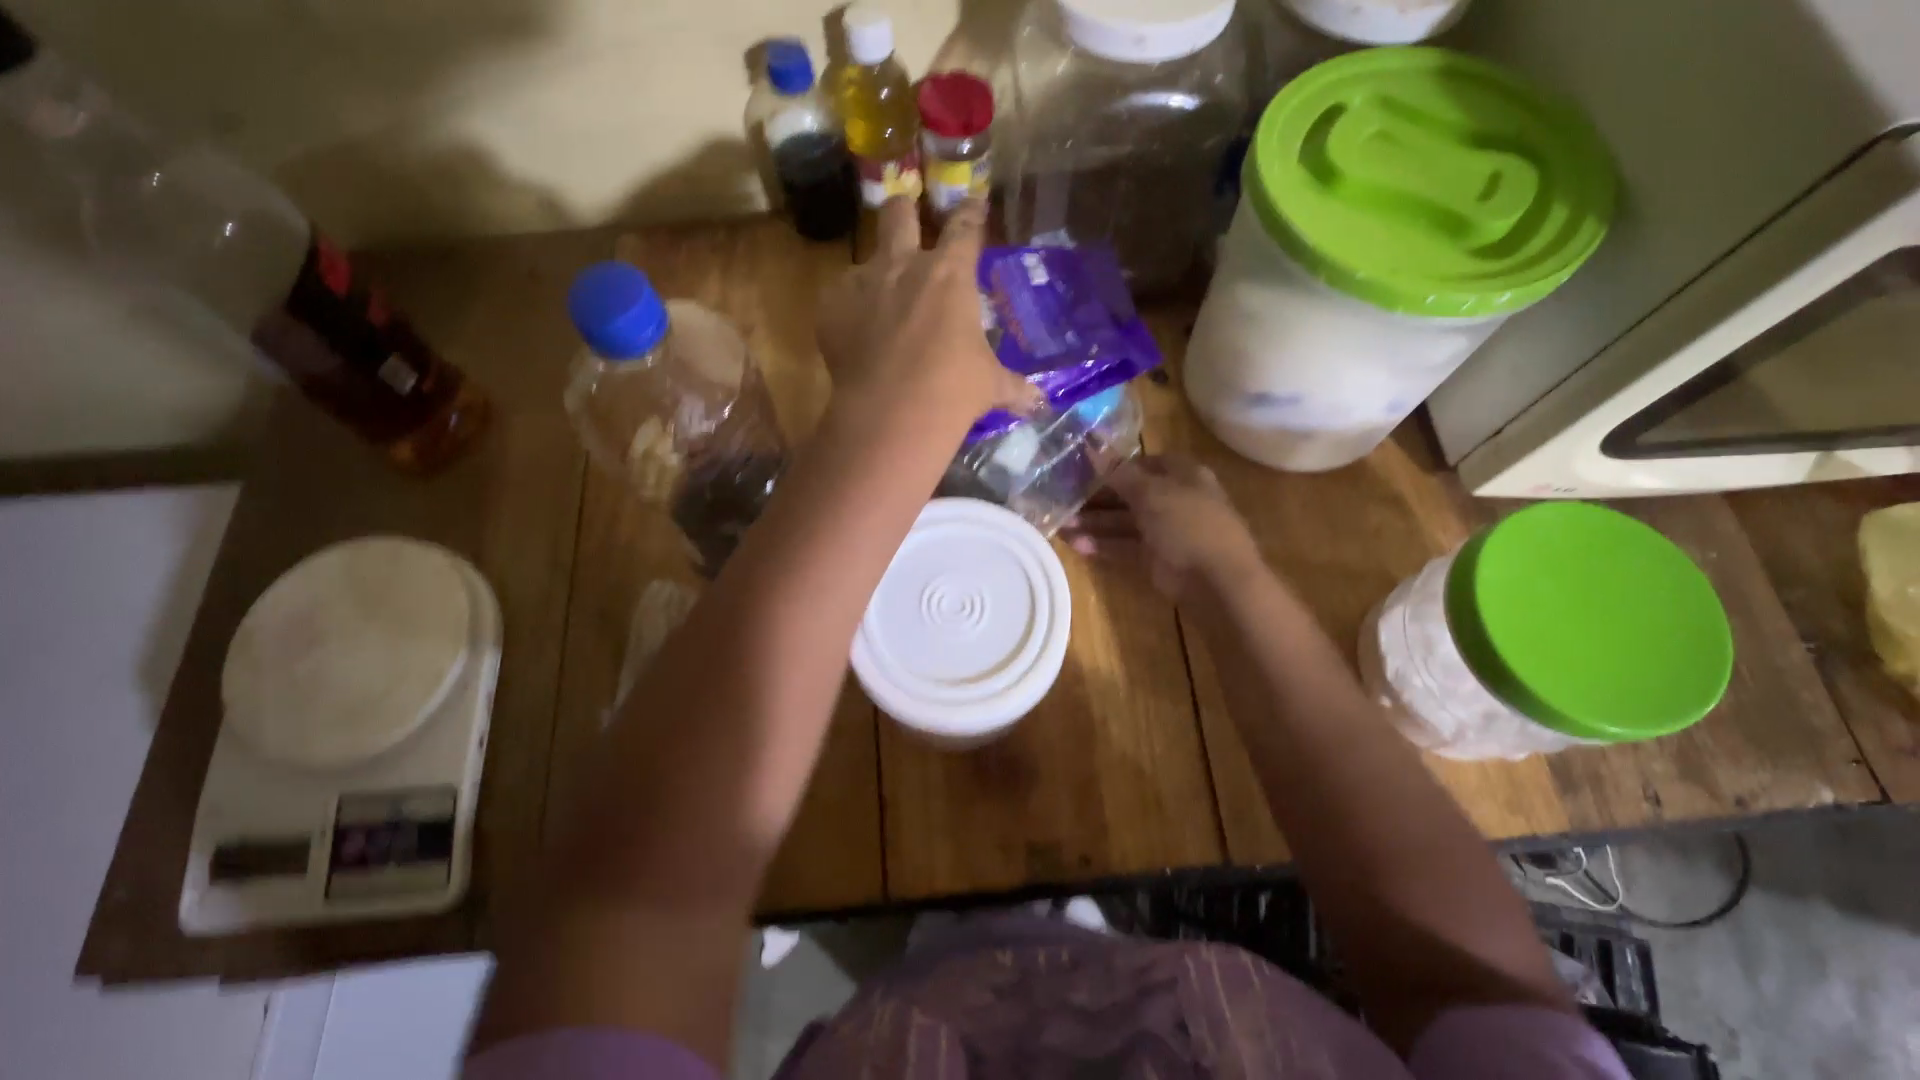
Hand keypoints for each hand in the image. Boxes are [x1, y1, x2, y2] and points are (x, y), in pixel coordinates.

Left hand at [815, 197, 1040, 420]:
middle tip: (907, 217)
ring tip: (879, 302)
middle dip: (904, 209)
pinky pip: (839, 297)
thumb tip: (1039, 404)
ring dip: (875, 273)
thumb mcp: (990, 386)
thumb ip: (1013, 387)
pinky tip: (856, 335)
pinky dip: (849, 310)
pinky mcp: (830, 306)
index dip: (970, 211)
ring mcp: (862, 282)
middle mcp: (903, 265)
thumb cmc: (952, 392)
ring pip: (865, 257)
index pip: (965, 226)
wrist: (889, 413)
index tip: (973, 202)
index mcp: (950, 274)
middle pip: (899, 211)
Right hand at [1064, 455, 1264, 600]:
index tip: (1083, 468)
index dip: (1115, 464)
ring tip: (1061, 527)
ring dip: (1094, 523)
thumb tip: (1092, 441)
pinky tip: (1076, 545)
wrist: (1216, 580)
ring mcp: (1166, 530)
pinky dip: (1103, 545)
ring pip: (1125, 522)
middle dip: (1097, 497)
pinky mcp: (1156, 558)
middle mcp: (1175, 499)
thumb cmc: (1187, 523)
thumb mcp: (1151, 492)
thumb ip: (1118, 471)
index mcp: (1183, 474)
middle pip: (1130, 493)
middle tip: (1063, 499)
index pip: (1145, 462)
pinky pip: (1126, 546)